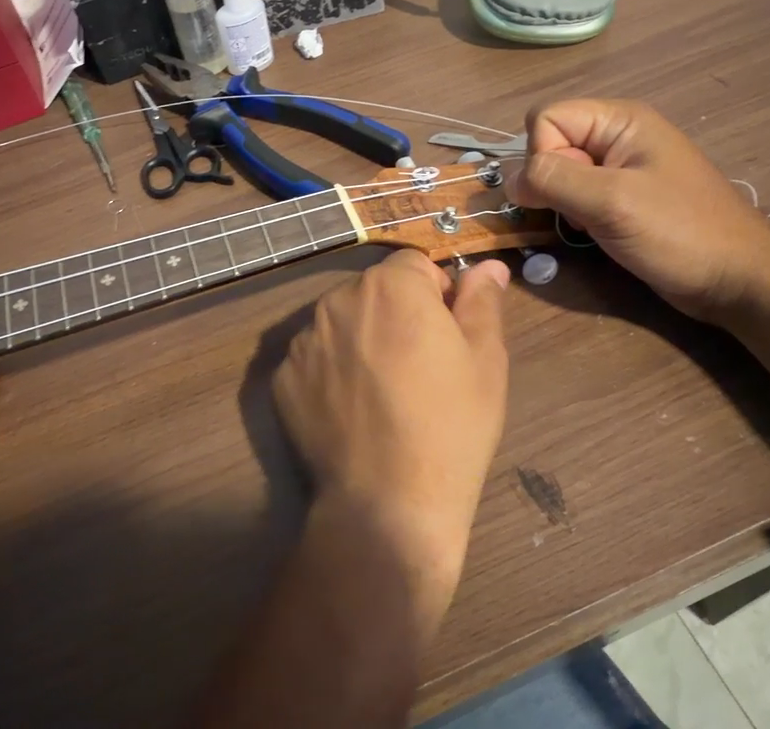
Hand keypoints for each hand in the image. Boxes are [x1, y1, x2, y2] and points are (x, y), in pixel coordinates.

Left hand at [273, 251, 510, 595]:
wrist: (386, 503)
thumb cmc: (450, 428)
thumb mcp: (485, 362)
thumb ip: (482, 302)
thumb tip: (487, 266)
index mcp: (390, 287)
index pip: (415, 266)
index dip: (436, 296)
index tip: (447, 339)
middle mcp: (337, 300)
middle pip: (373, 292)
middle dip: (396, 315)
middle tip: (420, 370)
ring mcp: (303, 341)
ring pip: (341, 324)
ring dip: (361, 340)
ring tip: (385, 395)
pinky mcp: (282, 378)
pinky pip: (314, 360)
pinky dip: (331, 373)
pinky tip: (354, 412)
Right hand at [508, 99, 769, 323]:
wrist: (738, 278)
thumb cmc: (680, 233)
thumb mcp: (611, 201)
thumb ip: (552, 180)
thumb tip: (508, 179)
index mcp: (619, 120)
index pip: (545, 118)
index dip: (543, 155)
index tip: (572, 191)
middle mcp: (616, 135)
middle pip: (548, 143)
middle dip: (551, 180)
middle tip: (584, 210)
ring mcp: (620, 167)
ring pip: (558, 172)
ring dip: (561, 201)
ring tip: (592, 224)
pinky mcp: (620, 197)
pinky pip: (575, 193)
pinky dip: (573, 213)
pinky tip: (594, 232)